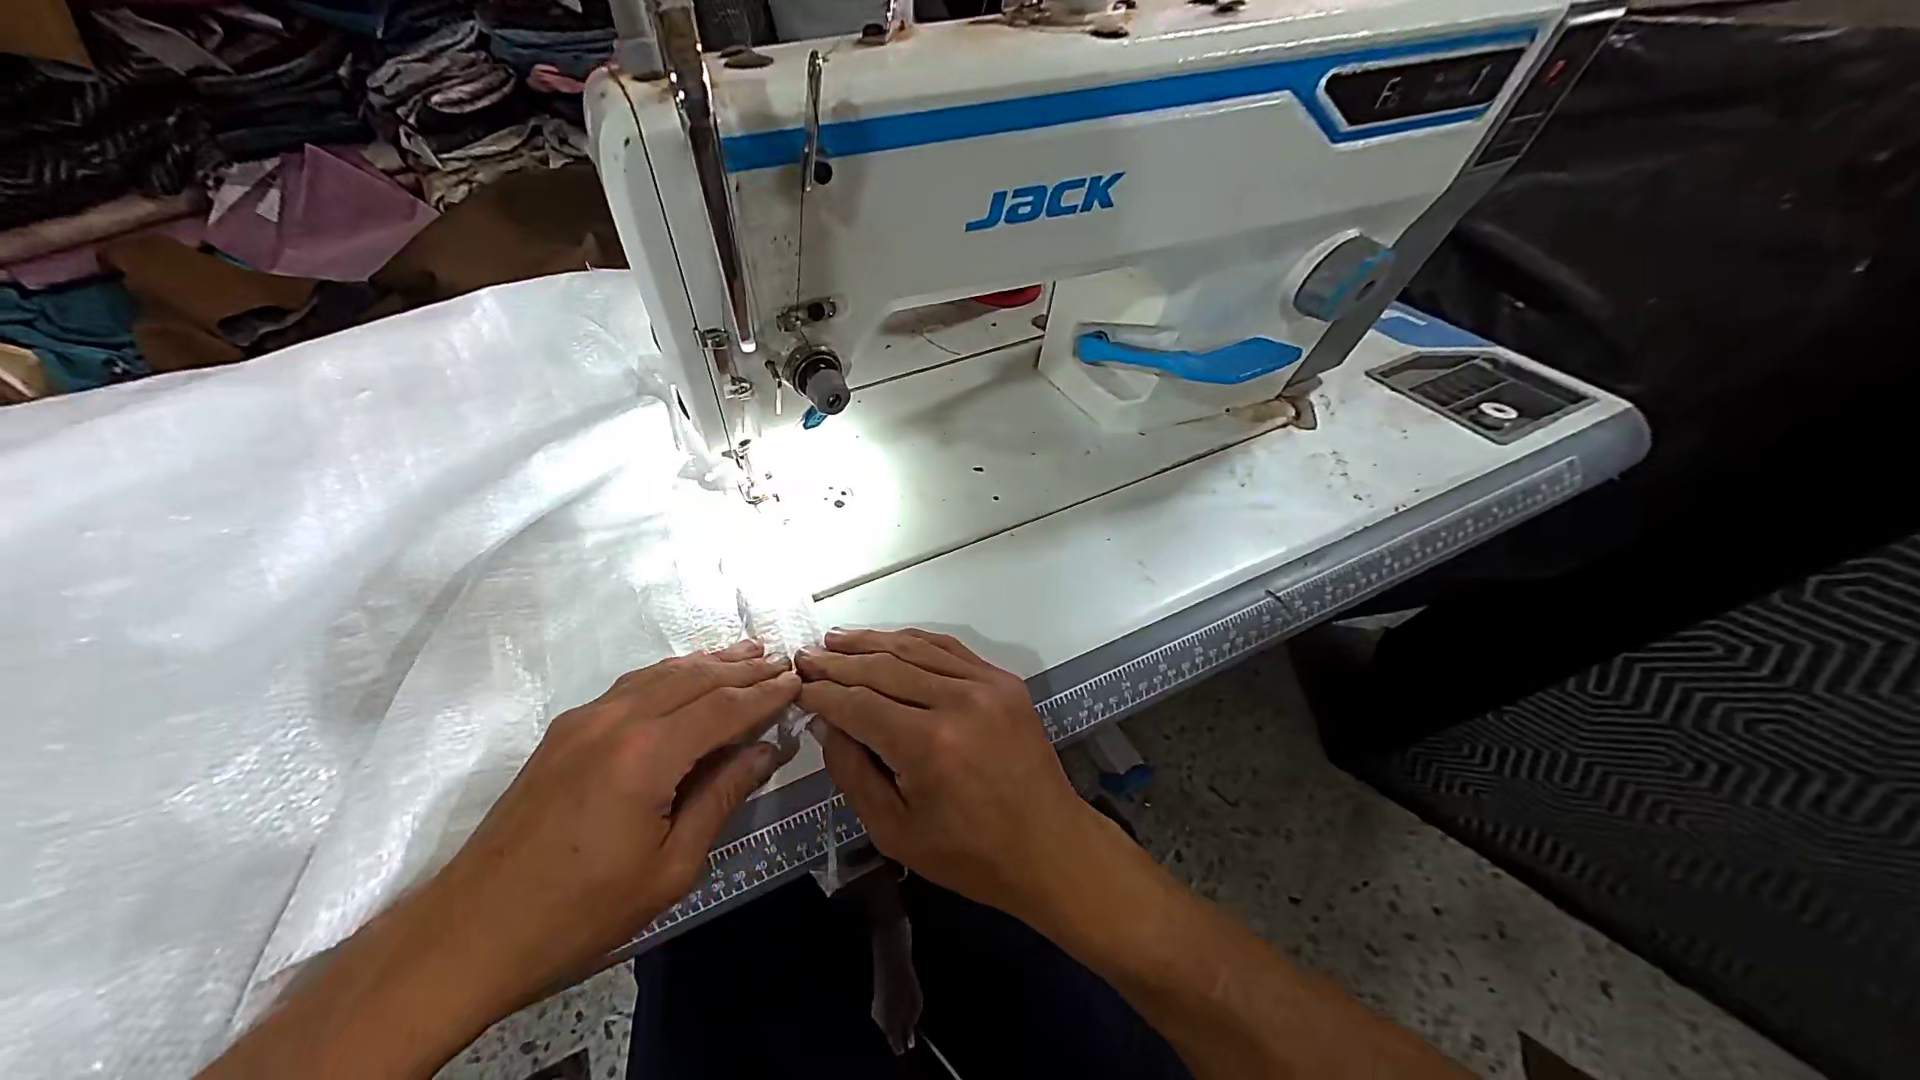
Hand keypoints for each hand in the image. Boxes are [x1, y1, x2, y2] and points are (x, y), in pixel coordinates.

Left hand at [422, 639, 800, 1009]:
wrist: (469, 934)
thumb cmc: (581, 912)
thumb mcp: (671, 867)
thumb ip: (722, 797)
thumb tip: (766, 750)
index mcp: (646, 756)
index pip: (724, 706)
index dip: (766, 692)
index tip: (799, 681)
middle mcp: (616, 721)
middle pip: (695, 677)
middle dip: (744, 667)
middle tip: (783, 659)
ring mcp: (584, 720)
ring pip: (661, 673)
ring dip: (708, 661)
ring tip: (746, 650)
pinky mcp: (564, 731)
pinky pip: (631, 685)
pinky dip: (670, 673)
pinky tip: (687, 674)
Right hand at [797, 628, 1104, 921]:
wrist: (1049, 846)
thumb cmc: (969, 853)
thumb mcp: (894, 830)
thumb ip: (853, 771)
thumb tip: (826, 722)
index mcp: (928, 744)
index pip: (858, 704)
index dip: (822, 694)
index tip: (796, 685)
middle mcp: (957, 701)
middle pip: (883, 668)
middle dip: (838, 662)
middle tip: (805, 656)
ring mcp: (986, 685)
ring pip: (915, 649)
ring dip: (871, 642)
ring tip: (836, 639)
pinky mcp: (1004, 681)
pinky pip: (949, 649)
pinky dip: (914, 640)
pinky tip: (889, 639)